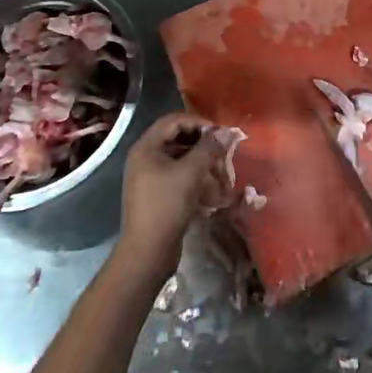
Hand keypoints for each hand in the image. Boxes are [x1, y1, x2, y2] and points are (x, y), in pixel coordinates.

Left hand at [113, 113, 230, 281]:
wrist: (147, 251)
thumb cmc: (167, 206)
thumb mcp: (191, 173)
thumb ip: (209, 148)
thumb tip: (226, 131)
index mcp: (147, 147)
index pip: (174, 121)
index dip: (199, 123)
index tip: (221, 133)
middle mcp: (145, 158)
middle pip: (178, 140)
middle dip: (203, 146)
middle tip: (224, 154)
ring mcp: (149, 178)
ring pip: (181, 161)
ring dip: (203, 165)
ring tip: (222, 176)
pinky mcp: (157, 195)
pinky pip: (178, 178)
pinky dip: (196, 181)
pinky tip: (213, 193)